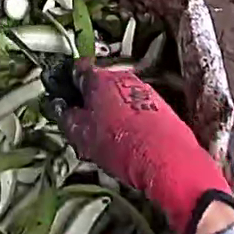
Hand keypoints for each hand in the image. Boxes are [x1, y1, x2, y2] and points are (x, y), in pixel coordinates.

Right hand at [59, 62, 233, 233]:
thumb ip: (66, 117)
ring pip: (119, 96)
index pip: (76, 69)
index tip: (64, 96)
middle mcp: (122, 77)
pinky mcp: (162, 107)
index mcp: (99, 78)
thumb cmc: (122, 146)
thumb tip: (60, 109)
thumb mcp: (82, 136)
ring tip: (109, 135)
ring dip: (112, 109)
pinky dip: (131, 119)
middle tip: (85, 121)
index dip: (67, 82)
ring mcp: (145, 91)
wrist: (172, 164)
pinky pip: (138, 107)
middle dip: (91, 99)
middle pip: (99, 83)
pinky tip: (130, 140)